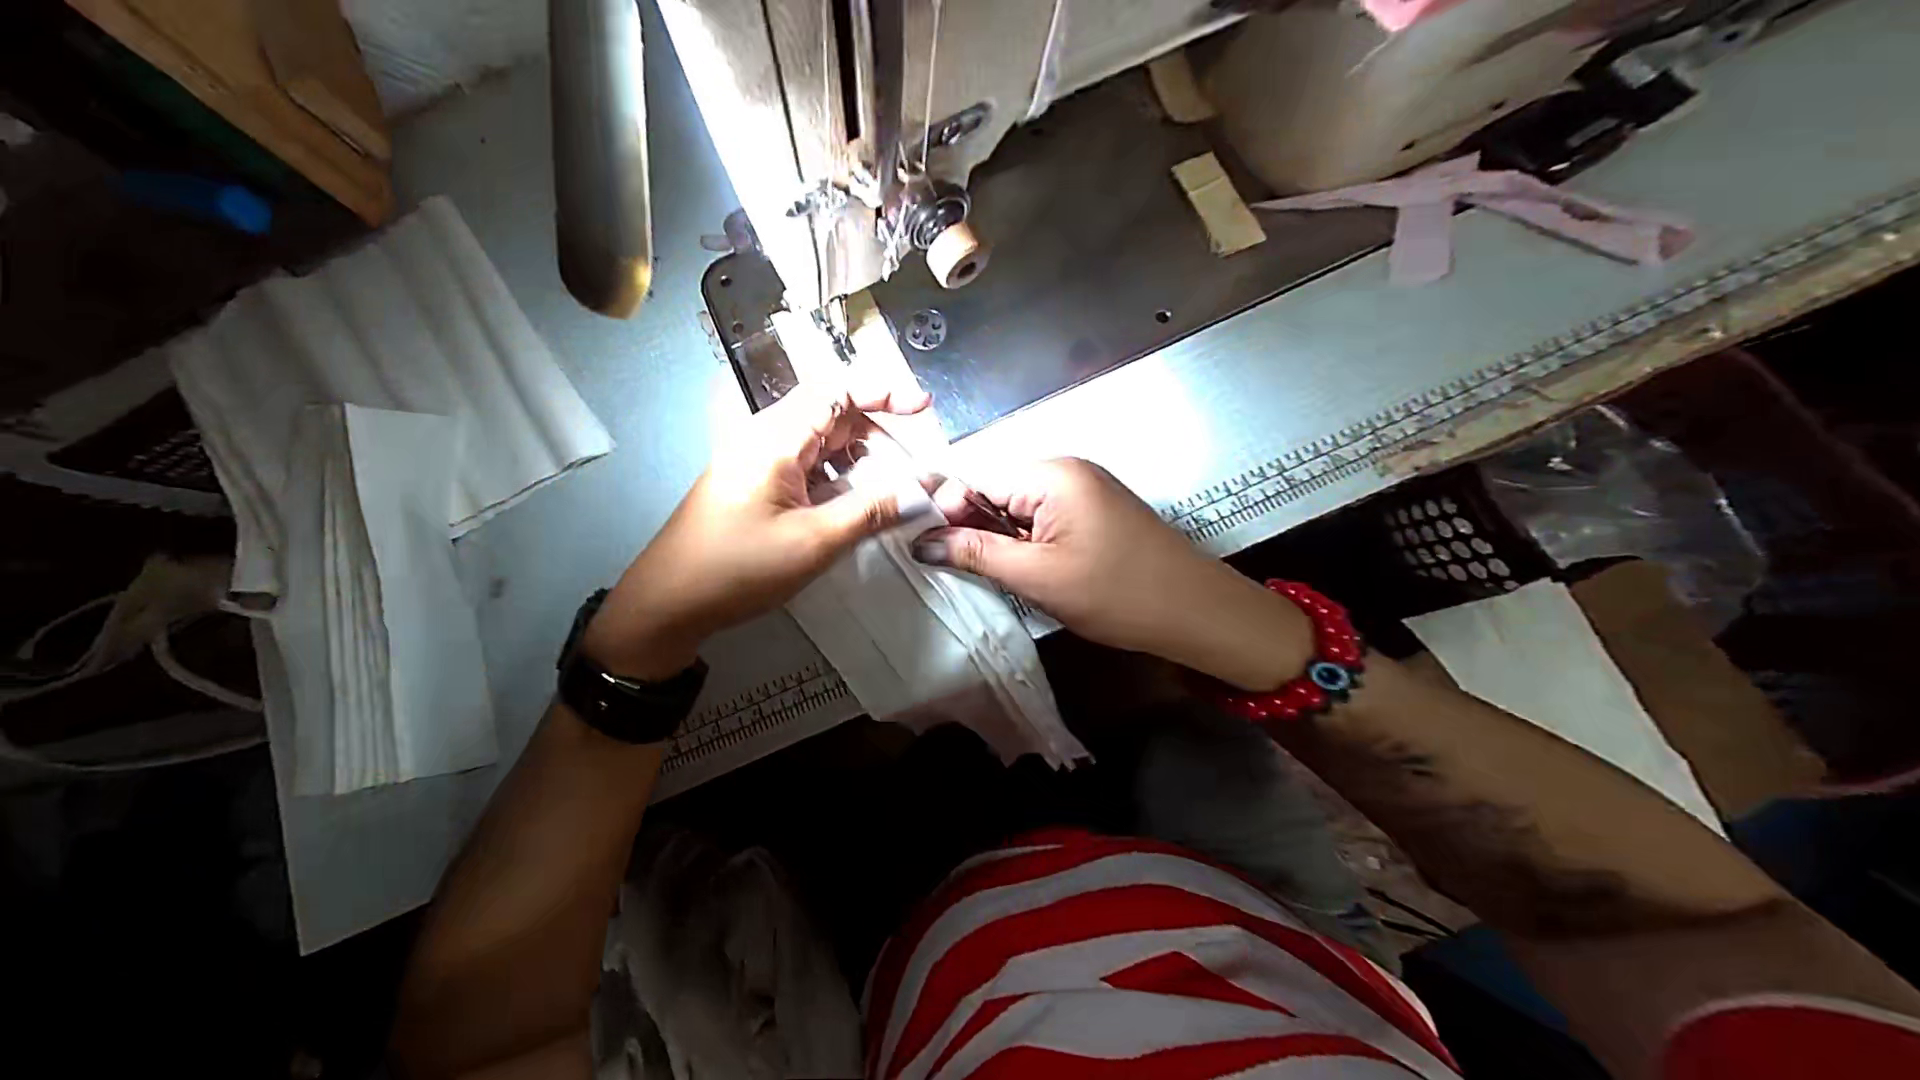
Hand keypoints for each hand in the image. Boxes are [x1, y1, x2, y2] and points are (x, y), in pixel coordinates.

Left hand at [582, 380, 931, 677]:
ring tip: (892, 489)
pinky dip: (840, 478)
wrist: (668, 603)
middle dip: (880, 435)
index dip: (883, 391)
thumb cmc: (738, 567)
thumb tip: (925, 489)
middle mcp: (766, 438)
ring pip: (823, 443)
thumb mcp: (814, 542)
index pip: (836, 391)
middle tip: (913, 469)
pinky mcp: (757, 485)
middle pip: (834, 415)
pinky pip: (808, 467)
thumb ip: (873, 510)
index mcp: (775, 438)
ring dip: (862, 459)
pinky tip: (858, 503)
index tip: (923, 406)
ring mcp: (759, 462)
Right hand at [913, 458, 1313, 689]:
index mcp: (1051, 474)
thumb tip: (924, 541)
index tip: (926, 548)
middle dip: (973, 528)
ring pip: (1017, 509)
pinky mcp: (1094, 512)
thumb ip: (976, 553)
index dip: (947, 512)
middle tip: (957, 568)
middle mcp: (1066, 470)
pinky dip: (1026, 543)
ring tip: (992, 574)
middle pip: (996, 491)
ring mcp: (1084, 490)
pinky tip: (1025, 571)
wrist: (1198, 613)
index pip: (976, 479)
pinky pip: (1043, 519)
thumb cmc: (1118, 594)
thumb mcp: (1038, 577)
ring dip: (1000, 540)